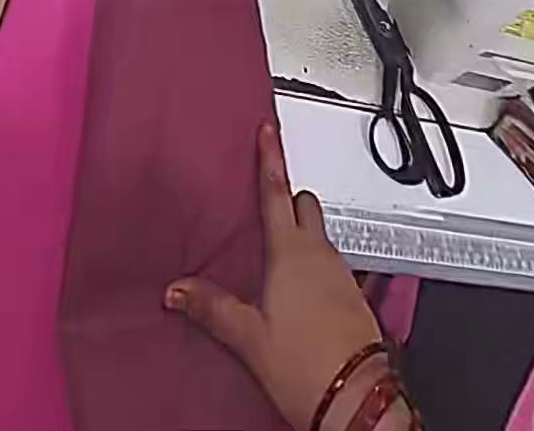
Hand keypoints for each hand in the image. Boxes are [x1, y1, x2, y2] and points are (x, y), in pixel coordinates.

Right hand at [165, 122, 386, 430]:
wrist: (358, 402)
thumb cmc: (305, 365)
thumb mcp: (248, 335)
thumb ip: (211, 306)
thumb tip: (176, 289)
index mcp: (290, 250)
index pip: (277, 190)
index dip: (271, 156)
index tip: (269, 131)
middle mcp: (319, 252)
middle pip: (305, 203)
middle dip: (290, 197)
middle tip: (271, 203)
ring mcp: (340, 272)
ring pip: (320, 233)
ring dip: (303, 233)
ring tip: (279, 254)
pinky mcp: (353, 295)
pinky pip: (331, 263)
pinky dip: (316, 263)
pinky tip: (301, 290)